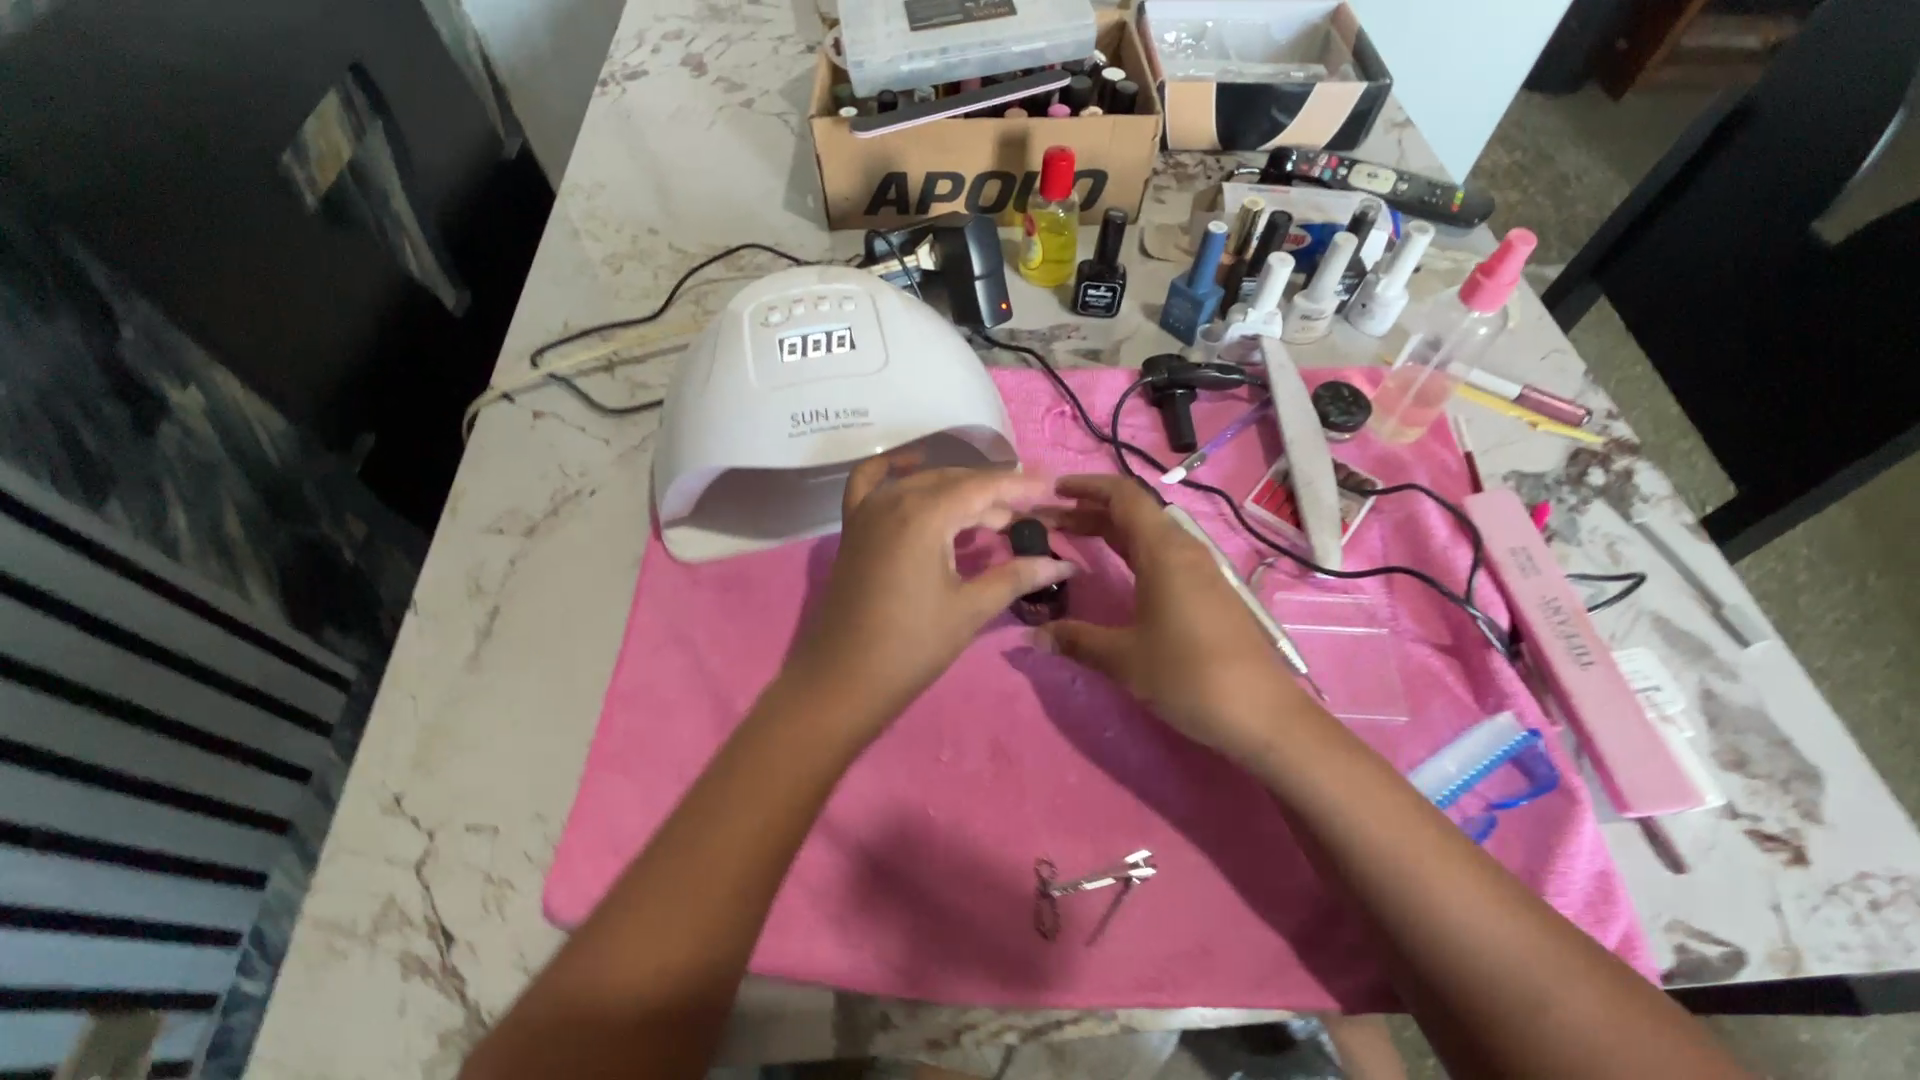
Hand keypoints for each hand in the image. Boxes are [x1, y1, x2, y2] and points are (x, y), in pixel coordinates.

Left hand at [780, 454, 1075, 730]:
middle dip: (994, 494)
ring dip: (958, 490)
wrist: (842, 679)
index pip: (983, 487)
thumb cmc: (911, 646)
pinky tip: (915, 470)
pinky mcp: (852, 527)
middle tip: (1028, 516)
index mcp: (925, 515)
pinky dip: (894, 470)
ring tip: (991, 514)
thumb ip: (1016, 576)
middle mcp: (894, 499)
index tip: (1051, 487)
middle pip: (954, 481)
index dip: (1020, 486)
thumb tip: (1063, 563)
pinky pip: (870, 482)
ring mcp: (868, 511)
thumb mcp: (970, 609)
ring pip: (921, 481)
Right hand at [1033, 475, 1309, 765]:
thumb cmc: (1188, 675)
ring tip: (1074, 540)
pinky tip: (1115, 574)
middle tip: (1050, 522)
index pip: (1124, 496)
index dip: (1087, 487)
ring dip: (1111, 532)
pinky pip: (1163, 557)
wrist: (1261, 713)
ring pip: (1150, 536)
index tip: (1054, 491)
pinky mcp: (1208, 593)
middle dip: (1090, 511)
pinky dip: (1131, 553)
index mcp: (1164, 551)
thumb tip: (1032, 637)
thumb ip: (1075, 640)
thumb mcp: (1123, 659)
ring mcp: (1201, 572)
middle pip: (1135, 513)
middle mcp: (1184, 551)